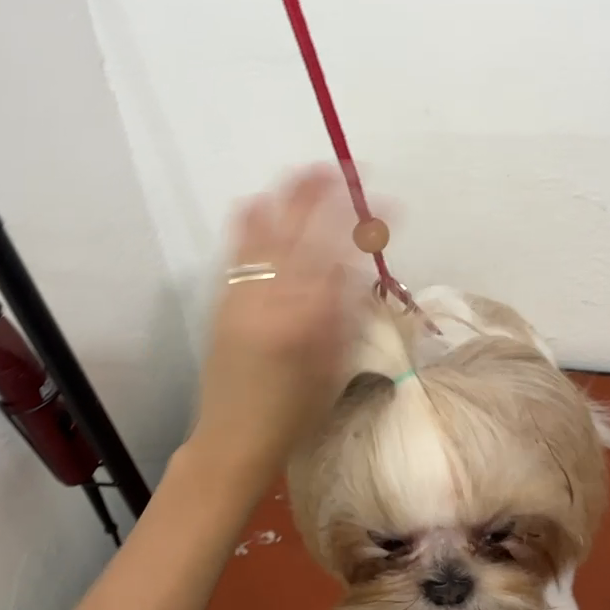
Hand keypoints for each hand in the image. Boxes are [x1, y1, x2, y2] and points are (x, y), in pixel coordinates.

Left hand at [188, 168, 361, 481]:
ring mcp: (240, 293)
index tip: (389, 203)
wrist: (231, 439)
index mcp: (305, 317)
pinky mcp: (220, 298)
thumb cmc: (294, 414)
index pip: (340, 253)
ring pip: (263, 230)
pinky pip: (235, 249)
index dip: (364, 222)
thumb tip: (355, 267)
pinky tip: (262, 200)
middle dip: (324, 191)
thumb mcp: (334, 367)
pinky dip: (251, 220)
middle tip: (348, 169)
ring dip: (287, 196)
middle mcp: (270, 296)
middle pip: (298, 228)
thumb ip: (345, 314)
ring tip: (308, 172)